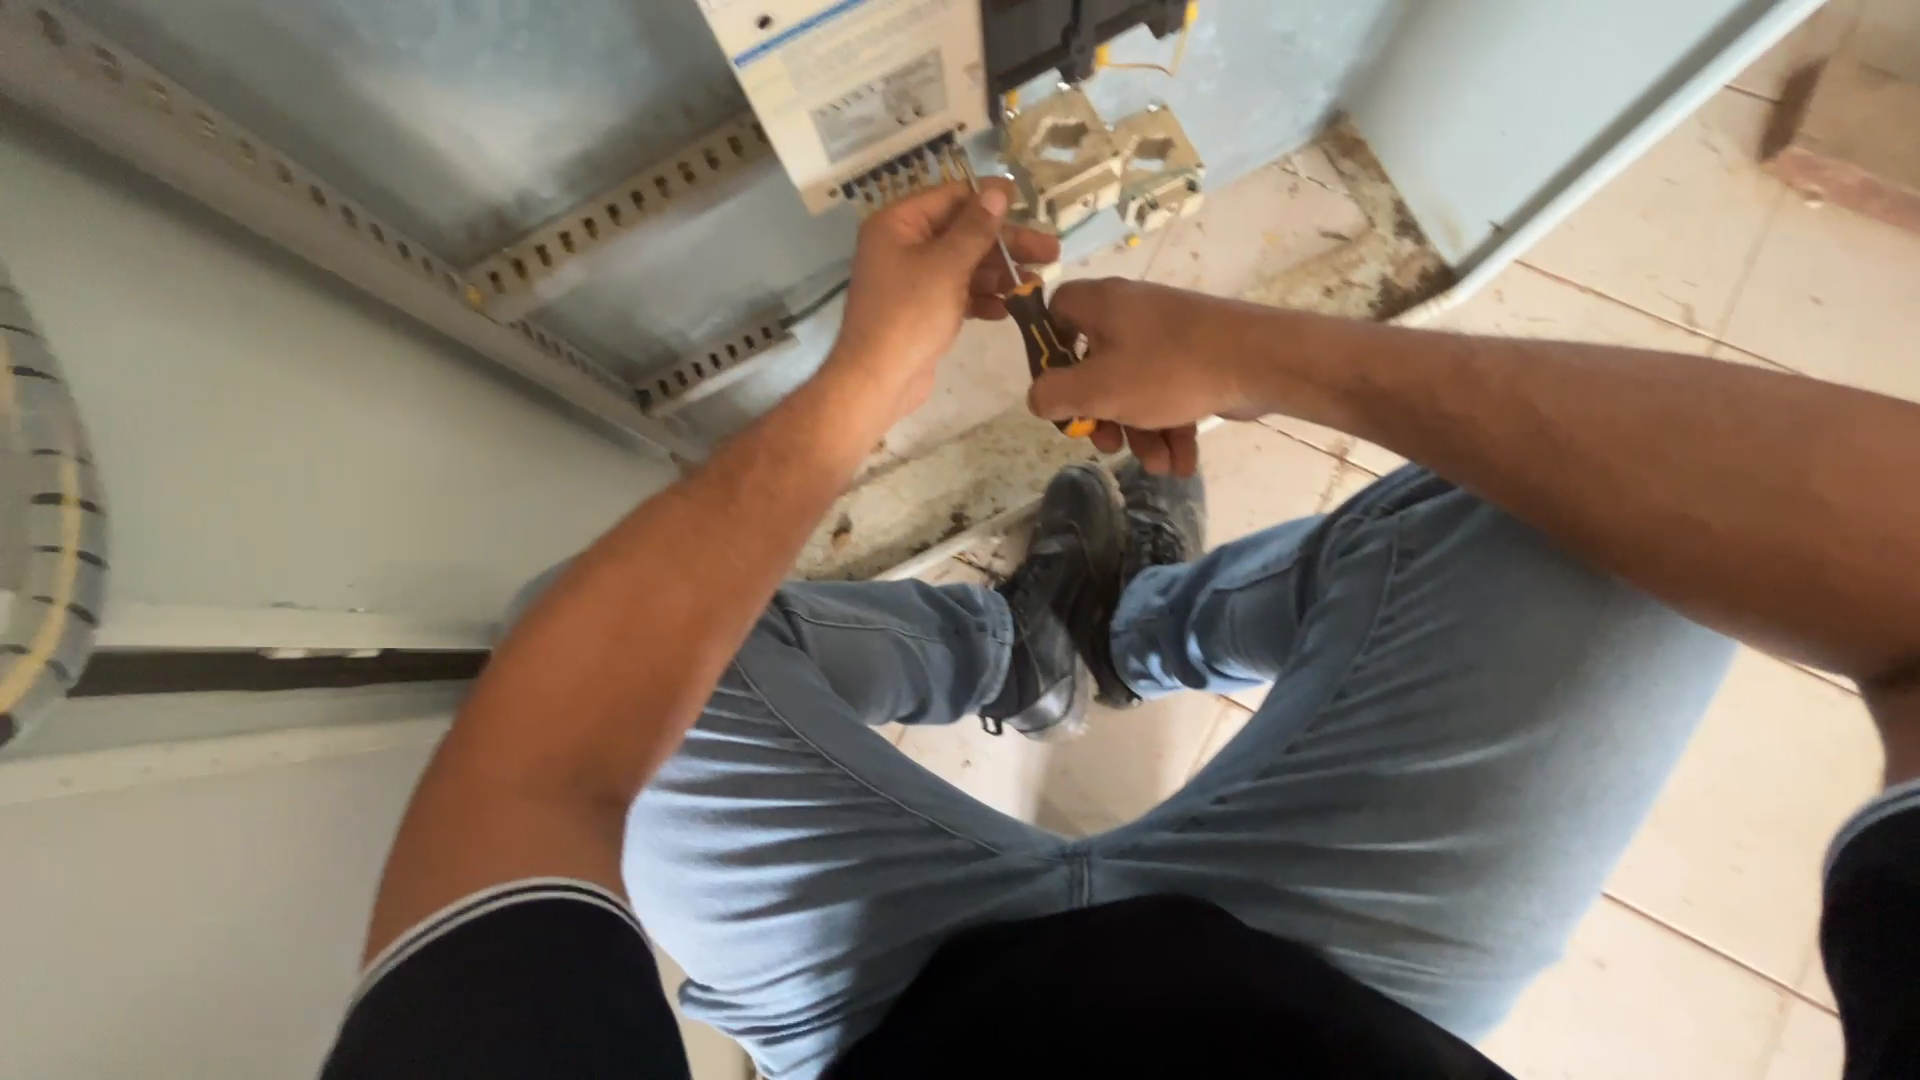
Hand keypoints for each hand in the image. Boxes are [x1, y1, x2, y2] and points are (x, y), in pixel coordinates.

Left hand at [823, 178, 1061, 426]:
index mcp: (898, 224)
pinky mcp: (923, 312)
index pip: (952, 198)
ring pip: (964, 267)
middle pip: (963, 234)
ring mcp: (912, 281)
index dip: (991, 202)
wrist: (878, 380)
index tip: (1028, 207)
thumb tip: (998, 190)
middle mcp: (903, 246)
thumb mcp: (946, 266)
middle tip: (1051, 252)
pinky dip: (981, 300)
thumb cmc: (909, 315)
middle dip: (1006, 245)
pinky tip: (1008, 310)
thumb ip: (976, 228)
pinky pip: (957, 295)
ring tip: (1036, 284)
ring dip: (999, 275)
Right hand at [1029, 279, 1275, 475]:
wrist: (1259, 361)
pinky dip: (1170, 428)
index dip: (1048, 352)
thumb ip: (1054, 395)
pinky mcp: (1195, 358)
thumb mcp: (1097, 389)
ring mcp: (1166, 336)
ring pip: (1134, 389)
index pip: (1055, 313)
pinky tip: (1181, 465)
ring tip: (1158, 466)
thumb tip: (1037, 399)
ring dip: (1141, 434)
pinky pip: (1167, 394)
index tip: (1057, 391)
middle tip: (1109, 443)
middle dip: (1102, 415)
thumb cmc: (1167, 370)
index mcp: (1100, 306)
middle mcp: (1130, 314)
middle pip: (1094, 366)